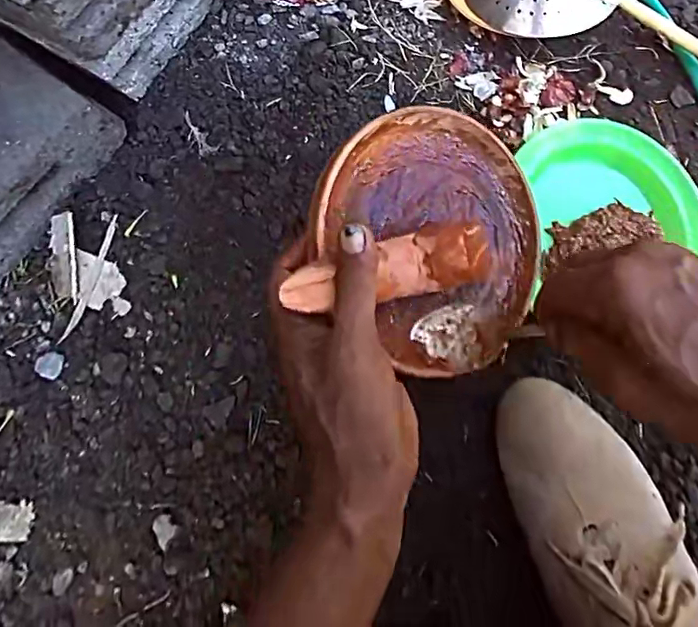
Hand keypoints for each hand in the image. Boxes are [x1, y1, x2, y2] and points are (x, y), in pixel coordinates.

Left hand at [268, 225, 418, 527]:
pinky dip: (384, 299)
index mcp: (294, 326)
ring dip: (367, 275)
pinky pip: (370, 318)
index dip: (304, 243)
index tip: (335, 218)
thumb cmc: (351, 414)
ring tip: (398, 246)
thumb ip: (352, 286)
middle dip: (343, 254)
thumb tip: (353, 232)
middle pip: (321, 281)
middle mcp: (312, 332)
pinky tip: (411, 286)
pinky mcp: (365, 361)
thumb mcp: (351, 344)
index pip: (287, 272)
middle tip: (376, 226)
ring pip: (348, 298)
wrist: (370, 479)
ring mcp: (339, 347)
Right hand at [534, 239, 697, 458]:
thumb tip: (558, 328)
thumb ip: (584, 350)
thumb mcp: (634, 392)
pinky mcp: (692, 257)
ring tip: (619, 335)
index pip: (556, 287)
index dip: (547, 315)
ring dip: (600, 291)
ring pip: (608, 263)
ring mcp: (669, 251)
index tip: (554, 339)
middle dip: (572, 299)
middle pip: (578, 266)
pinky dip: (628, 285)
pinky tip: (649, 321)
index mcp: (618, 283)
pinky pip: (639, 264)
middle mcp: (638, 254)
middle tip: (583, 341)